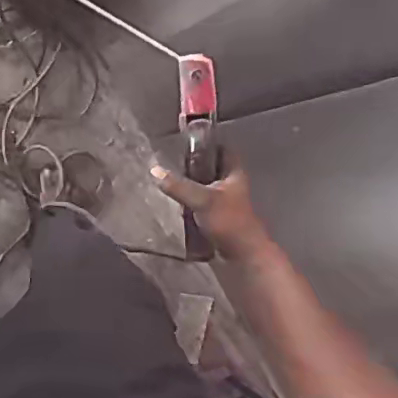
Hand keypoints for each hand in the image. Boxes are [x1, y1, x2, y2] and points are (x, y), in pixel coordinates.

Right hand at [151, 151, 272, 260]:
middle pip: (210, 168)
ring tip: (167, 183)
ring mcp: (224, 202)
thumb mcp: (202, 199)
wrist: (243, 255)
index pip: (222, 149)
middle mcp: (231, 184)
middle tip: (170, 164)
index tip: (186, 143)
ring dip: (188, 186)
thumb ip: (178, 185)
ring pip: (204, 187)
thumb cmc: (229, 221)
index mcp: (234, 173)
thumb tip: (154, 170)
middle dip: (192, 167)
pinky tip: (174, 205)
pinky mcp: (217, 218)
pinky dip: (188, 203)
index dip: (207, 143)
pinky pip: (200, 204)